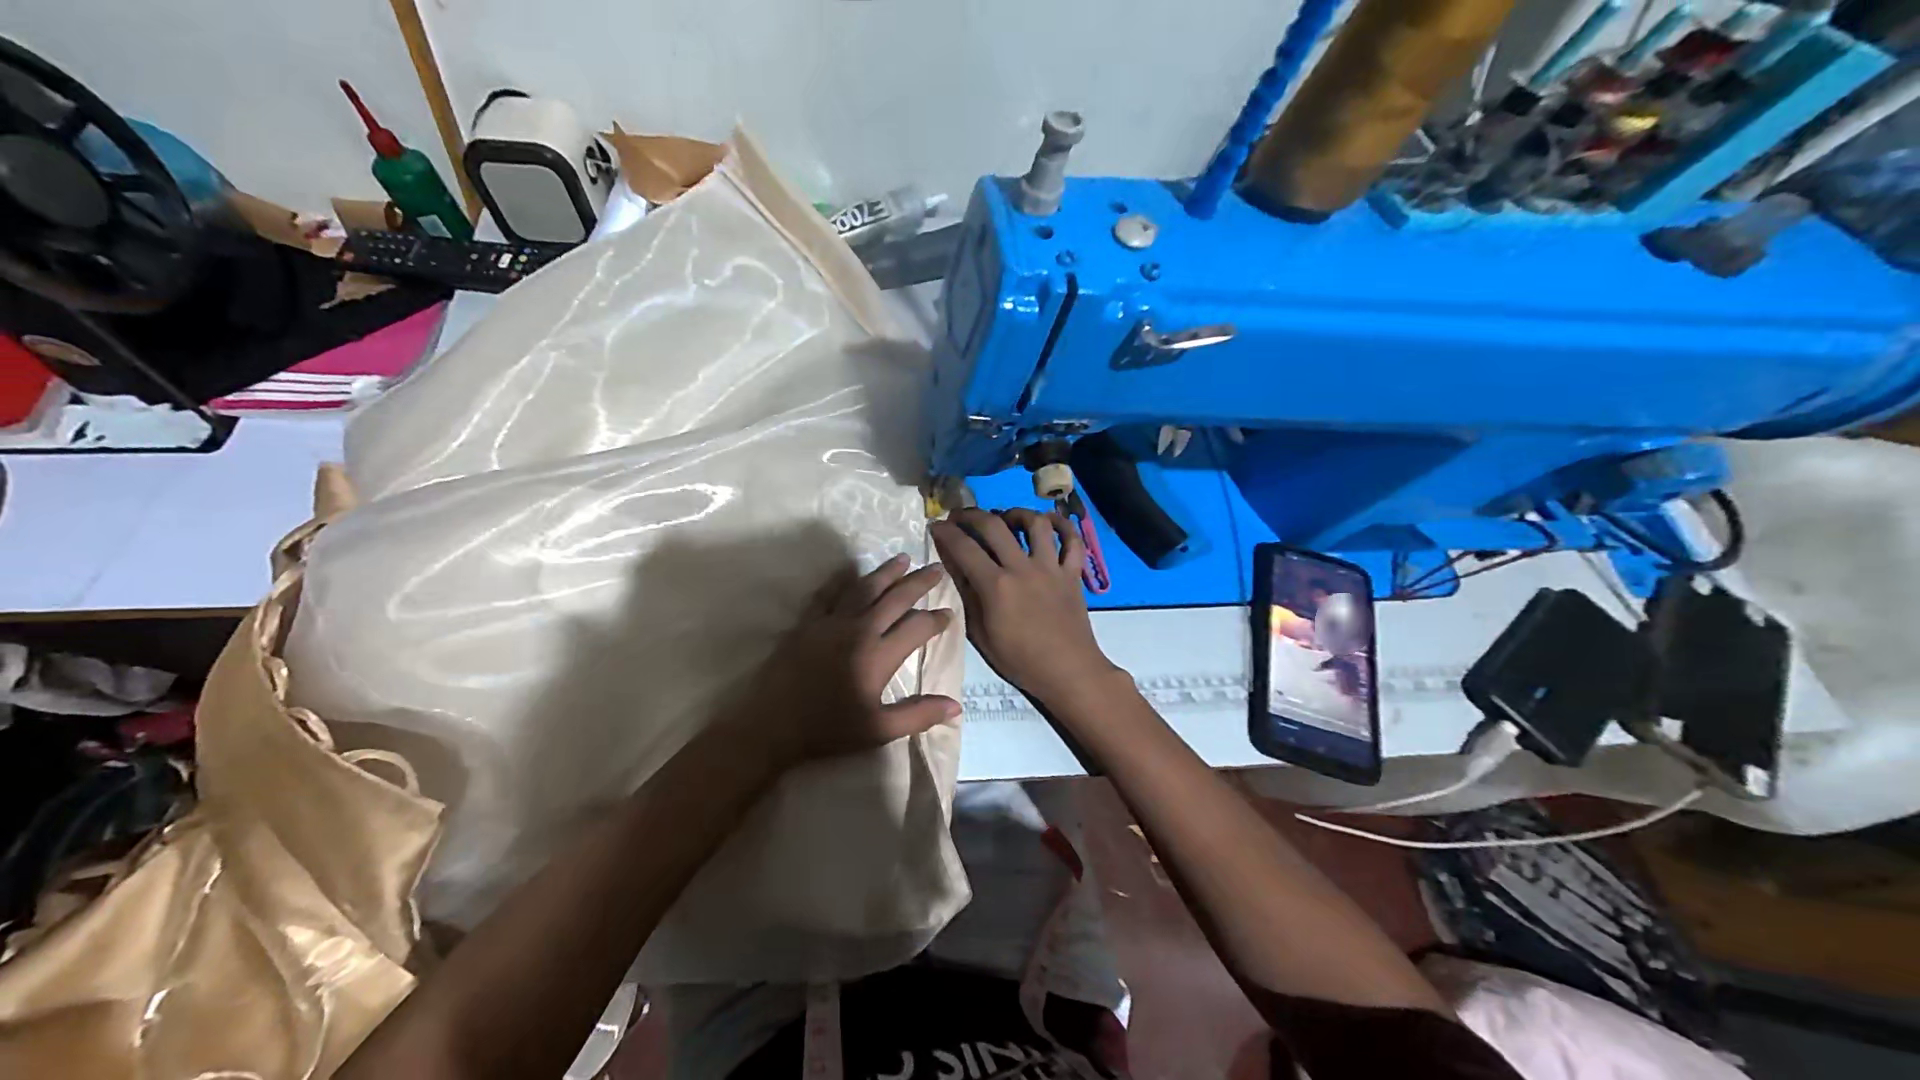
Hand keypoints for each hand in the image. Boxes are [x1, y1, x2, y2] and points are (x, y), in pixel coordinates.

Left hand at [735, 554, 959, 767]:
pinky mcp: (808, 622)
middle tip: (936, 568)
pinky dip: (844, 579)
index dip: (936, 619)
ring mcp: (831, 622)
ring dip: (887, 572)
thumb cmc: (828, 730)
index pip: (916, 628)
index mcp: (878, 656)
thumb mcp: (878, 730)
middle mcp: (858, 630)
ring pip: (865, 588)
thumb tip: (956, 706)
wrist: (772, 725)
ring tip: (903, 558)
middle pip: (895, 598)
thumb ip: (918, 715)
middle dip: (919, 582)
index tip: (948, 613)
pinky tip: (853, 571)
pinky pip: (829, 593)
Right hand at [930, 508, 1121, 709]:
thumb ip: (967, 596)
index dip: (945, 533)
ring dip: (1016, 513)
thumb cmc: (1019, 660)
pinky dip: (1062, 525)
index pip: (964, 548)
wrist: (1067, 672)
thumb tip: (953, 566)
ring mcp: (1051, 567)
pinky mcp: (1072, 573)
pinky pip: (1072, 540)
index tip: (936, 526)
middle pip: (994, 525)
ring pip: (1035, 523)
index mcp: (996, 586)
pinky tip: (1048, 522)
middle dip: (971, 515)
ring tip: (1006, 518)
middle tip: (961, 516)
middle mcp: (1022, 568)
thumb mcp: (981, 634)